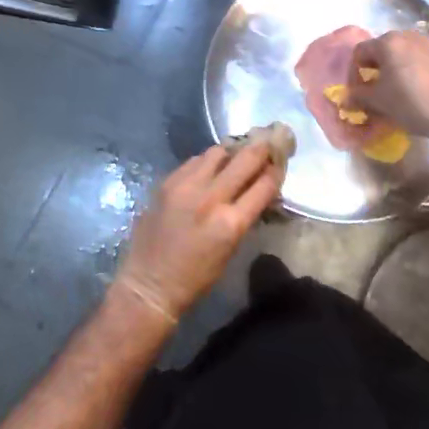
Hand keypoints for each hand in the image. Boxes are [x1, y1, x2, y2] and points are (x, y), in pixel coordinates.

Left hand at [115, 141, 284, 321]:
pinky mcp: (168, 182)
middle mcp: (211, 198)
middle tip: (267, 144)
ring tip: (234, 158)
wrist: (148, 284)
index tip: (280, 162)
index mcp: (231, 222)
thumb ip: (246, 214)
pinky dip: (207, 162)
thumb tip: (260, 187)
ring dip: (232, 153)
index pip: (265, 183)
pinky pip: (195, 160)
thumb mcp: (231, 248)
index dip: (277, 169)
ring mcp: (187, 186)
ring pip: (219, 151)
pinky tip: (208, 170)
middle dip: (261, 149)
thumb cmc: (196, 277)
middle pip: (246, 158)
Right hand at [347, 30, 428, 142]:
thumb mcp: (378, 102)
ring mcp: (426, 44)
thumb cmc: (411, 104)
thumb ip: (357, 96)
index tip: (356, 92)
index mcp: (388, 41)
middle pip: (380, 50)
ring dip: (390, 70)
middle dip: (372, 70)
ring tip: (391, 92)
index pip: (360, 52)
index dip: (353, 72)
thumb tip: (345, 98)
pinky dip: (407, 71)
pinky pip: (415, 60)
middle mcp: (407, 36)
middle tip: (371, 92)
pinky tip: (411, 91)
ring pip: (399, 55)